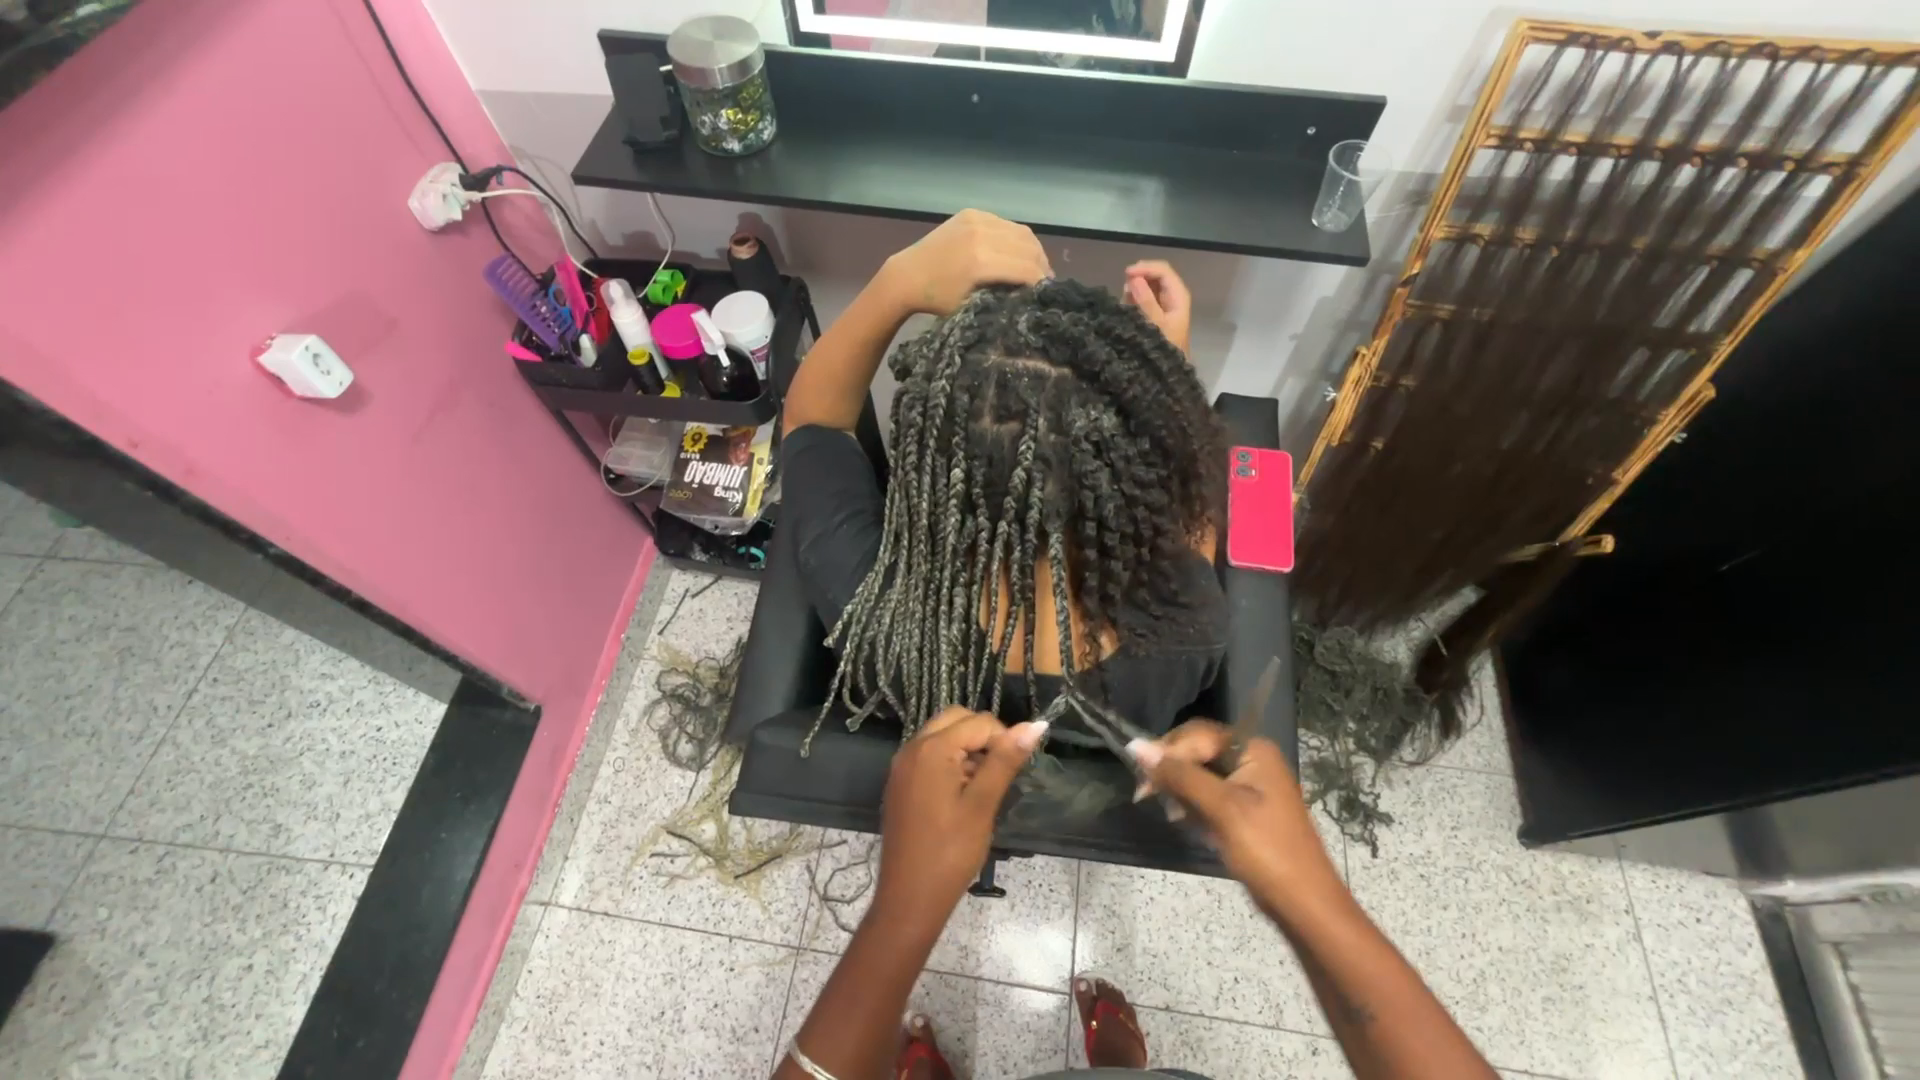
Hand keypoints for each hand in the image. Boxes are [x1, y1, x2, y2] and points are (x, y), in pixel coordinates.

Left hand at [874, 708, 1047, 924]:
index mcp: (931, 749)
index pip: (979, 722)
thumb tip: (1036, 724)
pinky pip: (929, 755)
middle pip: (956, 720)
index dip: (1004, 740)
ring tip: (983, 789)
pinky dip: (950, 762)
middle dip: (984, 738)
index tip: (1014, 772)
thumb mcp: (982, 804)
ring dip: (967, 750)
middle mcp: (912, 748)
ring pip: (942, 736)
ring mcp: (902, 766)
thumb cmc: (950, 853)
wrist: (909, 898)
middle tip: (999, 775)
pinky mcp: (900, 783)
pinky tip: (962, 796)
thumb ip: (1006, 760)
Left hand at [878, 210, 1051, 316]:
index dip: (1042, 283)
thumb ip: (1005, 298)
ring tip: (1035, 268)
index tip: (1047, 295)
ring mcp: (977, 219)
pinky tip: (1016, 253)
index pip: (1027, 269)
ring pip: (1022, 233)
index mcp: (981, 262)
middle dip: (1042, 266)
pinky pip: (1006, 224)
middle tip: (1045, 282)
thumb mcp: (974, 307)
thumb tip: (1032, 295)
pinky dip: (1016, 239)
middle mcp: (982, 235)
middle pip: (1029, 247)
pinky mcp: (973, 213)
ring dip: (1033, 251)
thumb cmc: (939, 301)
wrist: (908, 276)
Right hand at [1123, 260, 1191, 352]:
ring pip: (1149, 286)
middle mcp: (1173, 296)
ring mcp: (1165, 304)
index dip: (1145, 268)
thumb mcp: (1155, 324)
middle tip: (1123, 287)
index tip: (1126, 274)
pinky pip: (1145, 298)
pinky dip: (1135, 298)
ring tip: (1125, 300)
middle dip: (1140, 277)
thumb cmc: (1165, 347)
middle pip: (1156, 275)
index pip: (1163, 271)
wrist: (1169, 371)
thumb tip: (1133, 278)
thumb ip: (1145, 300)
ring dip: (1136, 288)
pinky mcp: (1156, 313)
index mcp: (1178, 296)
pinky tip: (1127, 306)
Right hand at [1129, 722, 1339, 917]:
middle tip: (1147, 796)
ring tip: (1173, 815)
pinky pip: (1209, 796)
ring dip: (1180, 791)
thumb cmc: (1265, 850)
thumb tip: (1135, 746)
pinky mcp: (1245, 810)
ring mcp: (1250, 786)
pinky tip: (1185, 823)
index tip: (1142, 779)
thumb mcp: (1220, 808)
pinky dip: (1193, 806)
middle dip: (1171, 772)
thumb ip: (1179, 774)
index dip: (1166, 751)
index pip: (1196, 735)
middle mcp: (1252, 760)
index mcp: (1253, 750)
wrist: (1304, 904)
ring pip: (1199, 775)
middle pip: (1197, 752)